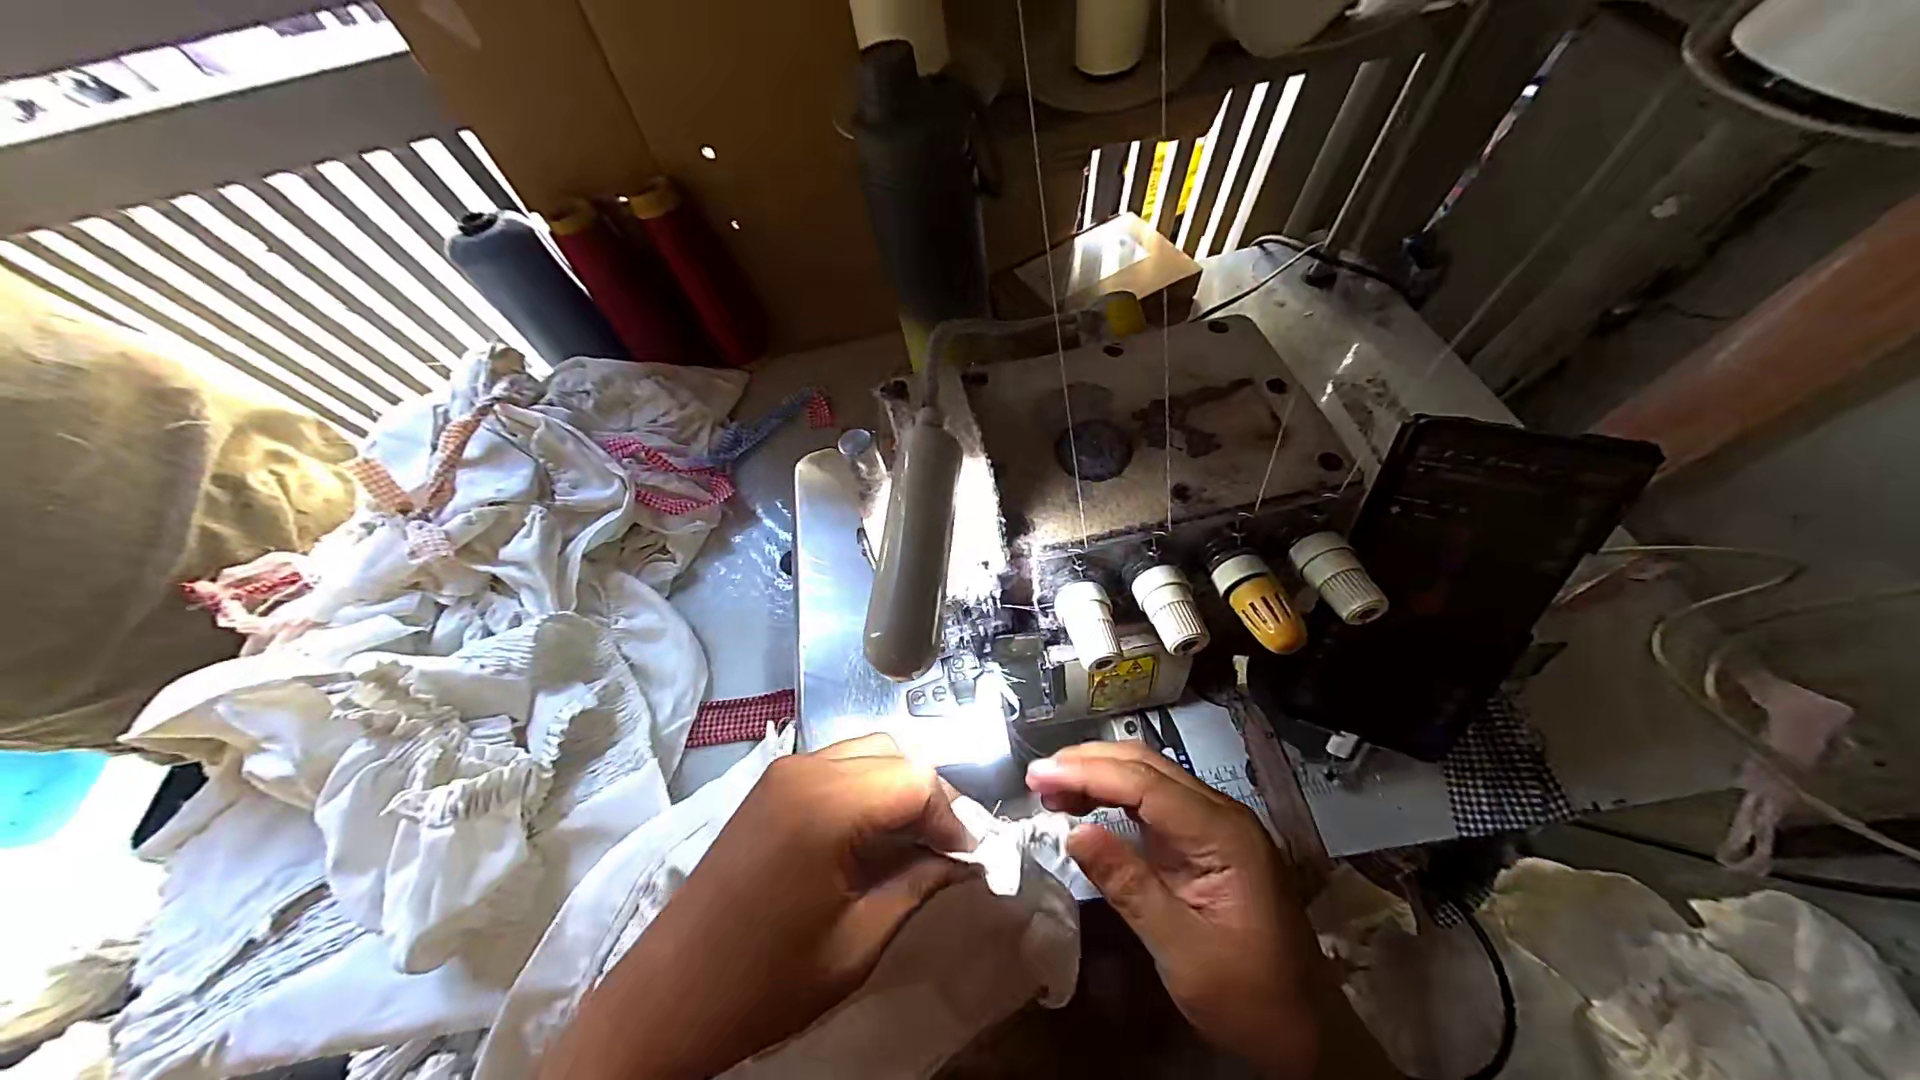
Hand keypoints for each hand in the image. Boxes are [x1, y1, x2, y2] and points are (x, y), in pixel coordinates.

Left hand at [546, 734, 977, 1079]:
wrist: (666, 1000)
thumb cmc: (765, 982)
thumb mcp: (858, 942)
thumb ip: (918, 884)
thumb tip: (964, 859)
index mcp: (826, 805)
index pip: (917, 780)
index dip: (954, 816)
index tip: (973, 857)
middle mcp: (804, 769)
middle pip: (895, 754)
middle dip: (931, 795)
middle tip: (950, 846)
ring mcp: (782, 772)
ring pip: (868, 752)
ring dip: (901, 786)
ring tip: (918, 839)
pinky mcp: (769, 786)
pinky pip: (837, 765)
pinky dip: (869, 786)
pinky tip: (876, 830)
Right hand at [1026, 741, 1396, 1079]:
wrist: (1305, 1032)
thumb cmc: (1250, 997)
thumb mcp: (1184, 952)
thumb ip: (1129, 887)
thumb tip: (1074, 833)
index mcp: (1223, 834)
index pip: (1145, 784)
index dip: (1086, 772)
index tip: (1038, 776)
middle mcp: (1220, 814)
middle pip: (1146, 766)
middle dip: (1087, 763)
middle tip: (1036, 778)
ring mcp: (1214, 824)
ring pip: (1147, 776)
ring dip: (1097, 774)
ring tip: (1049, 788)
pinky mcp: (1203, 840)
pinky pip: (1151, 801)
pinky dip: (1112, 795)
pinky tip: (1084, 803)